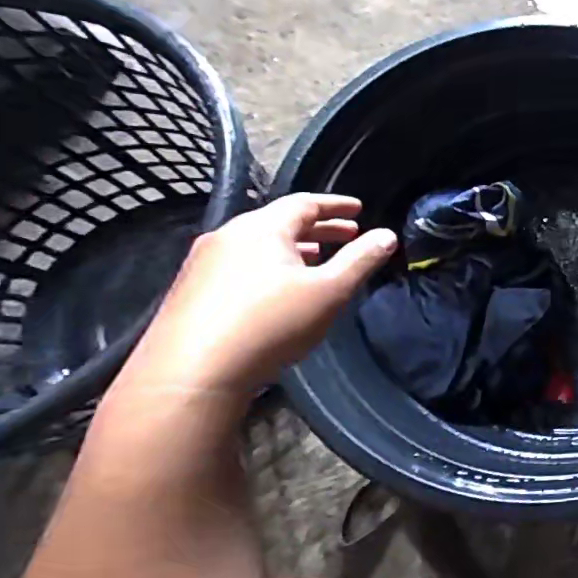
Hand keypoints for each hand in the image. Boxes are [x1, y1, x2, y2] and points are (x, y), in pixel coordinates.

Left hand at [116, 194, 396, 397]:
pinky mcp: (192, 290)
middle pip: (280, 221)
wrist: (191, 374)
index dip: (335, 205)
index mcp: (262, 228)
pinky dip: (271, 265)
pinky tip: (282, 287)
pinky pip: (242, 263)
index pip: (304, 203)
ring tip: (320, 259)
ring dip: (295, 247)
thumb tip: (386, 235)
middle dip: (318, 227)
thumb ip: (361, 260)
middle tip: (348, 234)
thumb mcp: (330, 291)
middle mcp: (228, 236)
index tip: (358, 208)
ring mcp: (204, 263)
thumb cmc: (271, 323)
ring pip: (259, 244)